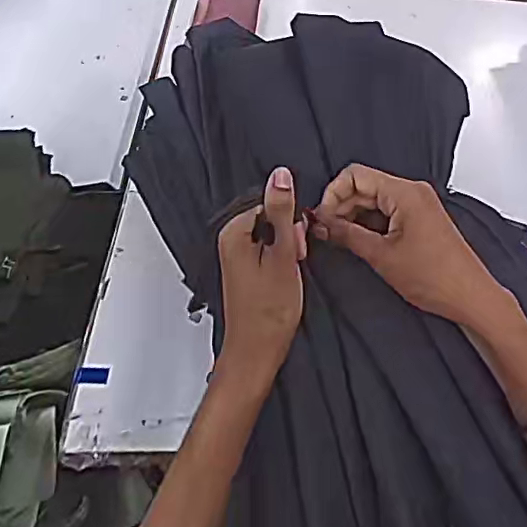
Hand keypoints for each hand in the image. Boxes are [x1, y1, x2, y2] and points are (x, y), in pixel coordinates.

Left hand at [215, 166, 305, 386]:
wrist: (257, 352)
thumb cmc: (269, 311)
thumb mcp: (284, 254)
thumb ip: (282, 212)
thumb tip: (280, 175)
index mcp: (234, 231)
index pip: (272, 204)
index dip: (291, 225)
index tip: (295, 247)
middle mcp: (230, 239)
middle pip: (272, 217)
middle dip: (290, 237)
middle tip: (293, 263)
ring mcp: (236, 254)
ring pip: (274, 235)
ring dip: (288, 250)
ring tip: (289, 274)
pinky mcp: (245, 267)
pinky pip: (269, 250)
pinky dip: (281, 261)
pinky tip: (284, 279)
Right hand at [313, 163, 508, 330]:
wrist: (471, 297)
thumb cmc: (436, 278)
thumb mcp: (382, 255)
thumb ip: (347, 235)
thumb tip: (322, 224)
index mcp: (404, 192)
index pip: (355, 175)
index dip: (333, 194)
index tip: (322, 217)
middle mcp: (412, 191)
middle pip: (363, 185)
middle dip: (340, 206)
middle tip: (325, 231)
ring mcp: (418, 203)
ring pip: (373, 198)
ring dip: (353, 215)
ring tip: (340, 238)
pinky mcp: (420, 216)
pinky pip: (387, 209)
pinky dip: (369, 222)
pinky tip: (359, 240)